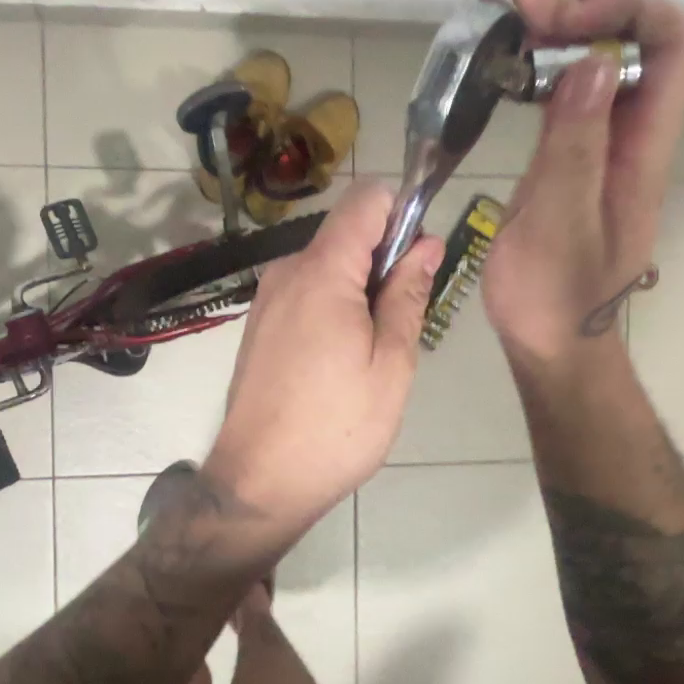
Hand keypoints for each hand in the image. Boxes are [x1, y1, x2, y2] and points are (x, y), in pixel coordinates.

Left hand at [203, 182, 444, 543]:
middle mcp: (286, 272)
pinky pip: (306, 294)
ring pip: (327, 267)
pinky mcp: (259, 325)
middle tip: (403, 324)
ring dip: (360, 291)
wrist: (259, 482)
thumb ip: (408, 296)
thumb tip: (424, 244)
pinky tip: (343, 362)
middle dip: (384, 262)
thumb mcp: (391, 365)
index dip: (402, 213)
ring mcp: (267, 299)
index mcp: (322, 272)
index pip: (365, 200)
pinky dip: (334, 309)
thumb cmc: (336, 428)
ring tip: (374, 353)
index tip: (421, 258)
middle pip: (346, 235)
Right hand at [477, 0, 683, 362]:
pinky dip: (537, 40)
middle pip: (617, 30)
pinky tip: (511, 22)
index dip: (624, 7)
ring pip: (586, 48)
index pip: (668, 41)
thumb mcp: (562, 227)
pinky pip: (560, 78)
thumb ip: (577, 147)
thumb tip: (594, 60)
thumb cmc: (557, 298)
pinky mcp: (567, 149)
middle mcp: (626, 126)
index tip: (562, 16)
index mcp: (641, 142)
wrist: (555, 340)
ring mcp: (595, 135)